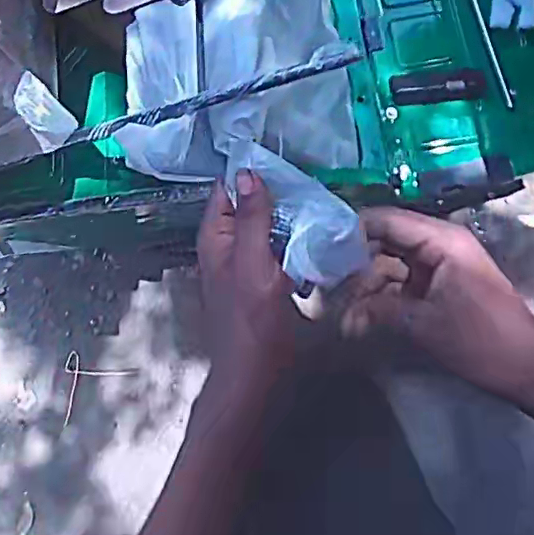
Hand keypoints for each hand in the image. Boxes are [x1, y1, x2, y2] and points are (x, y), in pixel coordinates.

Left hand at [196, 170, 298, 391]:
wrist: (255, 375)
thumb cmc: (252, 322)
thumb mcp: (253, 264)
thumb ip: (251, 219)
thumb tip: (247, 172)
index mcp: (216, 236)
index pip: (228, 187)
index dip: (251, 171)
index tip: (284, 159)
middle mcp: (225, 244)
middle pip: (248, 204)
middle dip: (276, 192)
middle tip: (310, 181)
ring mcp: (243, 261)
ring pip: (265, 225)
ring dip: (287, 215)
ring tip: (318, 201)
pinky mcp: (260, 277)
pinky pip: (275, 246)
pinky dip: (291, 237)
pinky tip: (314, 234)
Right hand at [341, 208, 533, 400]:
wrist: (529, 370)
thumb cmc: (482, 340)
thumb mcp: (425, 324)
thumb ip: (379, 310)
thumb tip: (342, 314)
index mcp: (441, 239)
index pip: (386, 219)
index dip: (353, 230)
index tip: (322, 249)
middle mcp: (439, 244)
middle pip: (385, 240)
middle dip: (355, 263)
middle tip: (326, 283)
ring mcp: (439, 265)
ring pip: (390, 263)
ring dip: (366, 285)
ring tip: (342, 311)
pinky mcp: (439, 285)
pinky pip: (401, 281)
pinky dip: (382, 297)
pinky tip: (361, 317)